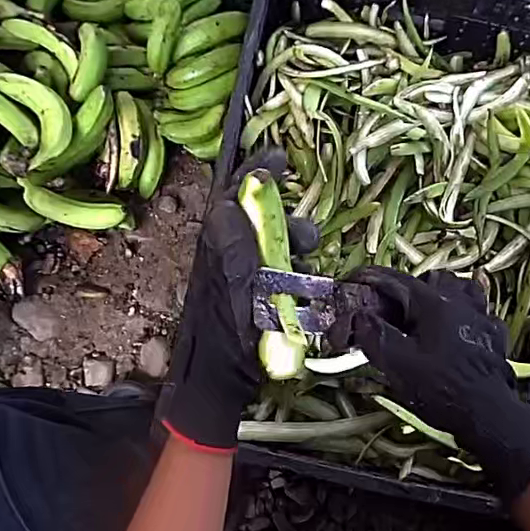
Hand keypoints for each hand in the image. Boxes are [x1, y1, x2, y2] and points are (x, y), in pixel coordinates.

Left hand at [157, 154, 298, 448]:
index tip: (280, 157)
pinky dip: (300, 273)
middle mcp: (233, 250)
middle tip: (305, 237)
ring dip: (299, 249)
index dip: (256, 171)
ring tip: (308, 265)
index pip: (236, 192)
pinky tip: (306, 285)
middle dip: (287, 221)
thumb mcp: (233, 267)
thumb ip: (239, 223)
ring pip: (280, 242)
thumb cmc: (229, 320)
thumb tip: (251, 181)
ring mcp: (247, 271)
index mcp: (221, 239)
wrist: (227, 372)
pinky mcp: (261, 292)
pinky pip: (286, 269)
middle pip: (264, 217)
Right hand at [347, 267, 529, 501]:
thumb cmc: (440, 389)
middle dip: (406, 287)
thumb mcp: (396, 364)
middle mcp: (460, 302)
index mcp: (432, 303)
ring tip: (423, 313)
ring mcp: (481, 317)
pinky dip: (461, 315)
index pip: (395, 280)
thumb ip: (374, 335)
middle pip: (430, 279)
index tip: (352, 280)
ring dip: (439, 295)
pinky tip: (454, 330)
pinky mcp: (494, 336)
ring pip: (459, 290)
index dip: (370, 278)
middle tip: (389, 307)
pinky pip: (476, 313)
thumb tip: (359, 317)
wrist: (488, 416)